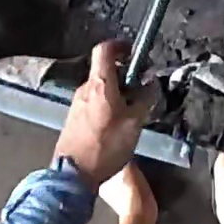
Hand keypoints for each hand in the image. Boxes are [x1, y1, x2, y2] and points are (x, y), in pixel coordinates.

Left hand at [52, 41, 146, 189]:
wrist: (72, 178)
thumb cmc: (105, 147)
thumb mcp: (135, 122)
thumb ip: (145, 99)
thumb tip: (151, 85)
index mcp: (100, 84)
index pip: (105, 49)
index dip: (121, 45)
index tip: (134, 51)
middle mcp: (85, 90)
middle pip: (106, 70)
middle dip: (126, 75)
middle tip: (141, 87)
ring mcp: (77, 104)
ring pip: (101, 87)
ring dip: (118, 92)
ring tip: (133, 109)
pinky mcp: (74, 119)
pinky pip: (94, 102)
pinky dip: (107, 104)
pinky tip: (117, 123)